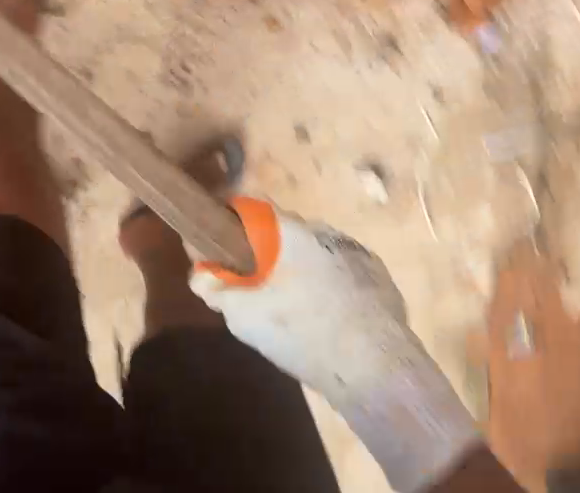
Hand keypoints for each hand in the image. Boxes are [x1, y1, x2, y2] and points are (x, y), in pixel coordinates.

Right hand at [191, 198, 480, 491]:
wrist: (377, 372)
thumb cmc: (303, 333)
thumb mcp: (243, 316)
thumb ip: (214, 288)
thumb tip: (200, 273)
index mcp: (290, 229)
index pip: (249, 208)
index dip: (229, 223)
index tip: (218, 246)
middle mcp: (324, 229)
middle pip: (282, 232)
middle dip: (265, 253)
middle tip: (254, 286)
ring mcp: (356, 253)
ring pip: (314, 253)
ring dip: (298, 270)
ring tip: (292, 309)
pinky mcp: (379, 278)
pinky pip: (341, 273)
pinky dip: (328, 288)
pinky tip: (325, 320)